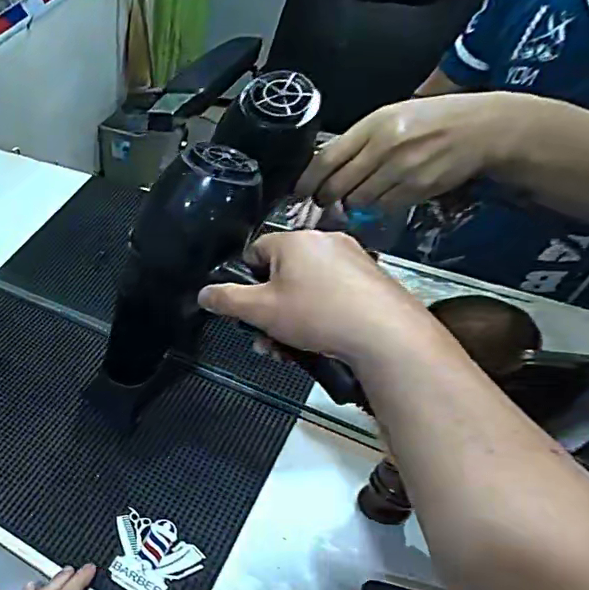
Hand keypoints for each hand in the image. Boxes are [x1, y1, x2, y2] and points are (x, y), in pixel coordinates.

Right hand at [197, 231, 439, 366]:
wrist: (384, 334)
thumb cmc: (317, 315)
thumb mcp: (260, 311)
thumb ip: (226, 300)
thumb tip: (204, 293)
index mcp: (294, 240)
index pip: (255, 252)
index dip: (246, 282)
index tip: (248, 309)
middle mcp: (324, 241)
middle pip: (281, 273)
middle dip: (268, 309)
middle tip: (266, 339)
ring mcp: (351, 259)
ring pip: (306, 288)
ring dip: (291, 318)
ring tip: (290, 349)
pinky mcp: (370, 279)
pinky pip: (332, 294)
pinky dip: (320, 315)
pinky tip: (320, 342)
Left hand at [294, 93, 533, 212]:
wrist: (481, 128)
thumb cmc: (433, 120)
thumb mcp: (392, 117)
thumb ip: (360, 141)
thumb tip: (326, 166)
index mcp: (374, 124)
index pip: (327, 159)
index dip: (307, 181)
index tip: (299, 191)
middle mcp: (384, 146)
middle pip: (336, 185)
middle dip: (325, 198)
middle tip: (325, 200)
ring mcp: (400, 169)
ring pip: (357, 200)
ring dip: (352, 204)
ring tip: (358, 197)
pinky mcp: (416, 188)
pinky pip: (381, 207)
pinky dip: (376, 207)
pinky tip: (382, 197)